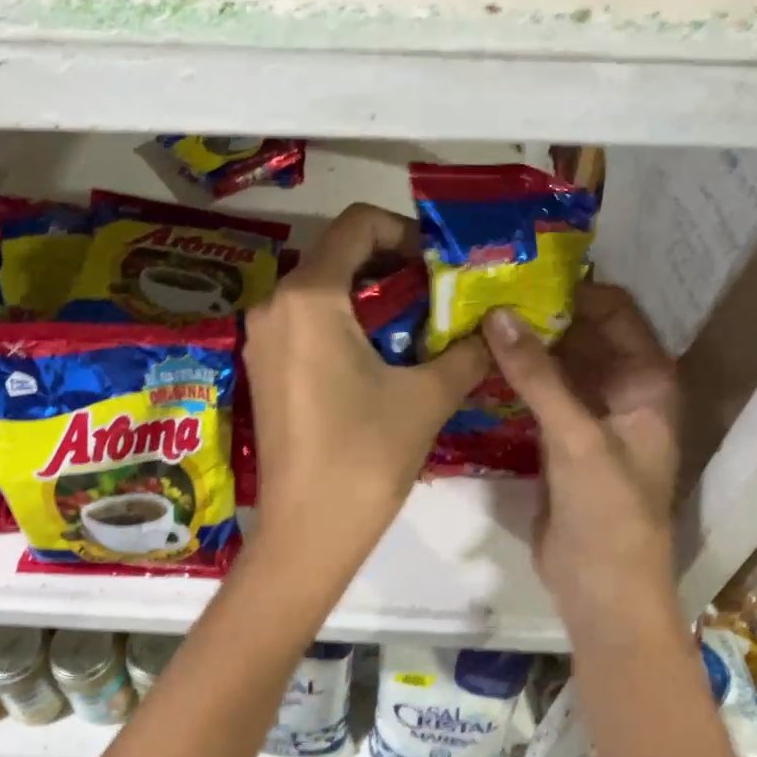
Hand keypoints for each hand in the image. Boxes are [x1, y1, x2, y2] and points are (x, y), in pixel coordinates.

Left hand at [244, 204, 489, 563]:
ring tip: (417, 324)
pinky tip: (380, 354)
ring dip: (369, 293)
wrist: (306, 532)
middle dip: (390, 263)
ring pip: (320, 288)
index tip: (438, 263)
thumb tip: (494, 328)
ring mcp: (262, 337)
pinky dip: (343, 319)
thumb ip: (465, 351)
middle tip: (437, 292)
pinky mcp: (262, 366)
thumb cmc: (365, 455)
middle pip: (337, 253)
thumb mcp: (427, 396)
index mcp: (310, 296)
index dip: (403, 231)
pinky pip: (304, 320)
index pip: (357, 224)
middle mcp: (275, 304)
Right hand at [482, 284, 678, 612]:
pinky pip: (535, 393)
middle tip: (480, 288)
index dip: (572, 288)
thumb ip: (538, 376)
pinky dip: (510, 377)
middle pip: (579, 333)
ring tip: (467, 315)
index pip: (613, 310)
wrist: (602, 593)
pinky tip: (472, 361)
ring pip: (553, 362)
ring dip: (520, 344)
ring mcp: (588, 413)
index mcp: (646, 380)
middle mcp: (621, 388)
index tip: (518, 271)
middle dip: (537, 313)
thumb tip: (497, 313)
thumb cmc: (610, 513)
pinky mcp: (558, 438)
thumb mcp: (576, 438)